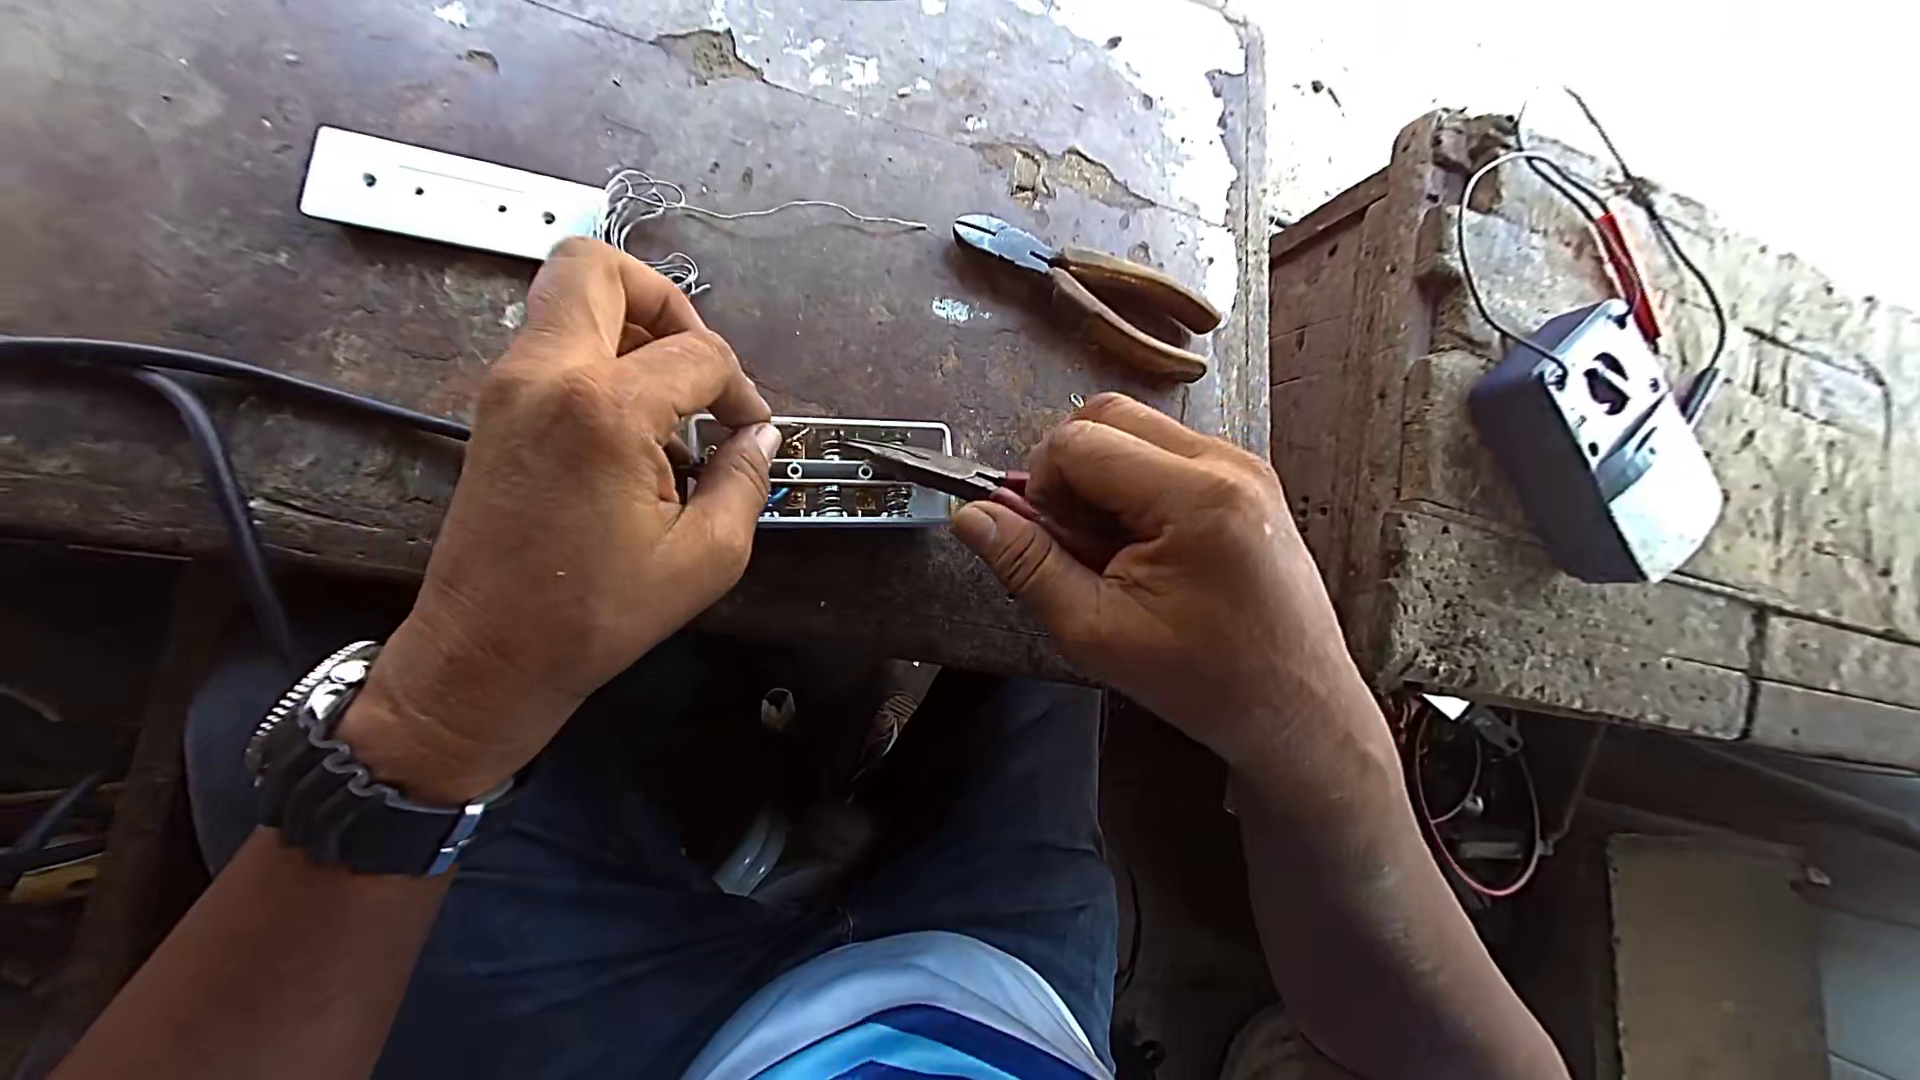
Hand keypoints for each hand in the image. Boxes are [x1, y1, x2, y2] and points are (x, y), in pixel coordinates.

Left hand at [338, 238, 780, 801]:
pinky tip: (638, 429)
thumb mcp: (708, 556)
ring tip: (675, 402)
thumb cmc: (600, 613)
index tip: (750, 432)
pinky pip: (556, 344)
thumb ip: (746, 481)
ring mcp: (508, 386)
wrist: (488, 655)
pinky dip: (606, 361)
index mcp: (605, 409)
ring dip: (636, 332)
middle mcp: (545, 374)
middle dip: (669, 303)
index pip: (698, 354)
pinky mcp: (496, 408)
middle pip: (599, 268)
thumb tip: (760, 437)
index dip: (741, 389)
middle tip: (701, 365)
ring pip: (572, 299)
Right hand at [951, 393, 1389, 778]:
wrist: (1298, 707)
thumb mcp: (1095, 631)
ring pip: (1134, 428)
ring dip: (1097, 475)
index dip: (1039, 483)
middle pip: (1106, 415)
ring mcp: (1242, 465)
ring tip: (1107, 544)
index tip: (1047, 538)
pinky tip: (1138, 540)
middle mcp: (1226, 462)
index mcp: (1195, 498)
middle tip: (1072, 536)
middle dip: (1067, 469)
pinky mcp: (1244, 479)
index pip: (1078, 441)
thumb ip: (1026, 565)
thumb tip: (971, 517)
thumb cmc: (1204, 680)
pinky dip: (1130, 482)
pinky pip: (1163, 450)